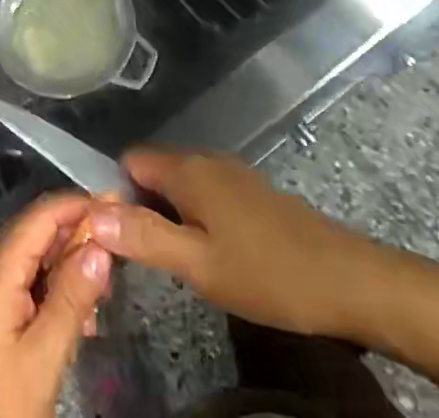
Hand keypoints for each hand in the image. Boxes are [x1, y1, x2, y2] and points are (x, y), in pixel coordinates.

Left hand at [0, 193, 112, 417]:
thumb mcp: (44, 356)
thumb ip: (73, 296)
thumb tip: (101, 244)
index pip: (44, 212)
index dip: (82, 205)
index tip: (121, 211)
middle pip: (39, 229)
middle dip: (79, 238)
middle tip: (116, 264)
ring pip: (34, 252)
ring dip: (68, 266)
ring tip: (99, 298)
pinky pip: (25, 275)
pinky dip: (52, 285)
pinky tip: (76, 315)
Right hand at [86, 148, 380, 337]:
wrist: (346, 280)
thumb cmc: (267, 273)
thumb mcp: (197, 264)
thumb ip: (144, 236)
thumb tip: (92, 214)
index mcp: (189, 169)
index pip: (130, 159)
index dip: (115, 192)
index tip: (116, 234)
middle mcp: (208, 160)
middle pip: (154, 169)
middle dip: (140, 204)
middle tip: (142, 254)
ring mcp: (233, 173)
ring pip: (180, 182)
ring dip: (168, 213)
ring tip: (173, 258)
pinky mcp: (252, 191)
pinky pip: (205, 192)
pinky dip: (194, 215)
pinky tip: (207, 252)